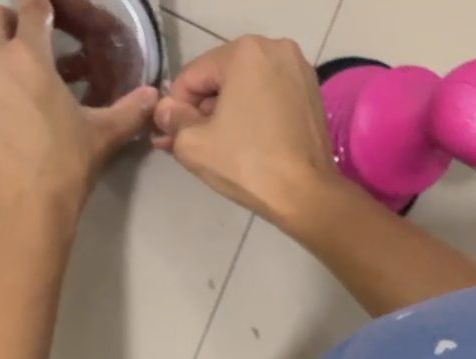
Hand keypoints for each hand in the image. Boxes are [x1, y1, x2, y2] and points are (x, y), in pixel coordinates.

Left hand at [0, 0, 158, 228]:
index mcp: (26, 56)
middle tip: (33, 43)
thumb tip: (153, 98)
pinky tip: (13, 122)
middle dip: (12, 23)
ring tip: (27, 90)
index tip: (55, 18)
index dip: (45, 9)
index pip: (32, 9)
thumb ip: (128, 111)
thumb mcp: (101, 136)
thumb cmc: (64, 167)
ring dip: (1, 63)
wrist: (23, 214)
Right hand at [153, 36, 344, 224]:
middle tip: (188, 145)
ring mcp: (298, 70)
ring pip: (245, 89)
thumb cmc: (246, 164)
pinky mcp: (310, 94)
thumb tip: (165, 111)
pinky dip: (252, 117)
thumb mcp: (193, 145)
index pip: (192, 76)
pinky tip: (244, 144)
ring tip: (214, 148)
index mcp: (244, 52)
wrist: (304, 193)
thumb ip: (173, 121)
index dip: (174, 108)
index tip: (169, 136)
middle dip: (201, 111)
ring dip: (225, 114)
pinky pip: (268, 99)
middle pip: (221, 79)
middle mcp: (274, 50)